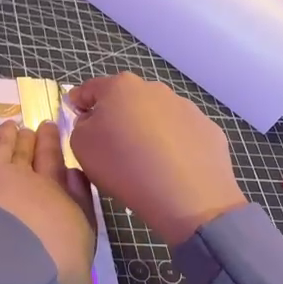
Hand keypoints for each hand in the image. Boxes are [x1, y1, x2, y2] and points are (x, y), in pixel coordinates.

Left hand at [0, 120, 108, 283]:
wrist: (17, 248)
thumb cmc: (52, 280)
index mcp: (78, 229)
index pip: (82, 203)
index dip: (78, 188)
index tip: (76, 173)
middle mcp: (55, 198)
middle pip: (56, 169)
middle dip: (55, 151)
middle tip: (53, 129)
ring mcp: (24, 179)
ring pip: (31, 154)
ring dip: (33, 140)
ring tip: (33, 123)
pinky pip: (1, 147)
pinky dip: (4, 137)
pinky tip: (5, 126)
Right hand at [67, 72, 248, 246]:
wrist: (188, 197)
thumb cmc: (124, 166)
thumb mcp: (80, 146)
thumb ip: (80, 125)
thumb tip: (93, 120)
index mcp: (120, 87)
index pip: (89, 89)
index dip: (78, 105)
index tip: (75, 121)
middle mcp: (155, 89)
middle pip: (125, 100)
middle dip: (114, 118)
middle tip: (109, 147)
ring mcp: (186, 108)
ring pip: (155, 116)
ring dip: (145, 131)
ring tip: (143, 163)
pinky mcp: (208, 130)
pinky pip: (180, 134)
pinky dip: (171, 146)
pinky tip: (169, 169)